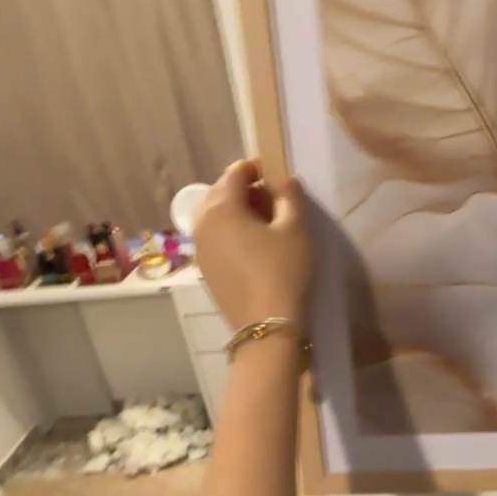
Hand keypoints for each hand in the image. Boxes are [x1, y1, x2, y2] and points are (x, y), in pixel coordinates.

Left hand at [192, 160, 312, 332]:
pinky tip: (252, 247)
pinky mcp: (205, 270)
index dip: (254, 168)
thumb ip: (290, 196)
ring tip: (262, 224)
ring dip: (235, 212)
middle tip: (270, 200)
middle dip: (242, 190)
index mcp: (222, 207)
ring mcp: (199, 248)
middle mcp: (202, 223)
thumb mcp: (297, 229)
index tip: (273, 176)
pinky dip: (229, 233)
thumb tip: (283, 178)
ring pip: (214, 217)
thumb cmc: (285, 272)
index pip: (234, 173)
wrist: (268, 327)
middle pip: (219, 193)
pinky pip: (214, 238)